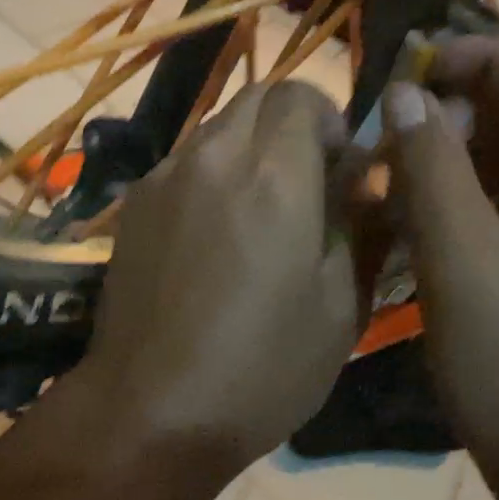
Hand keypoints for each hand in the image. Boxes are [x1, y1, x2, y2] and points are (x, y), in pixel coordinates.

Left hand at [75, 81, 364, 468]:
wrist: (149, 407)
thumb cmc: (261, 369)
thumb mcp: (338, 306)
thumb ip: (355, 224)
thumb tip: (363, 179)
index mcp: (275, 177)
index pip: (301, 92)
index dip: (328, 116)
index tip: (339, 163)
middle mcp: (215, 157)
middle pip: (257, 95)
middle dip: (289, 120)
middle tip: (305, 177)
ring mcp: (166, 174)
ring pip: (218, 124)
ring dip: (249, 143)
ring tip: (259, 206)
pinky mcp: (136, 199)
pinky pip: (185, 158)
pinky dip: (212, 170)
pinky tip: (213, 230)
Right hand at [383, 39, 498, 499]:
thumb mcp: (463, 266)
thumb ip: (430, 167)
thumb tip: (405, 91)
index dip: (474, 58)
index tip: (407, 67)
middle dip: (463, 109)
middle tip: (392, 129)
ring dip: (469, 153)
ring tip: (401, 172)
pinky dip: (488, 194)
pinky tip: (435, 214)